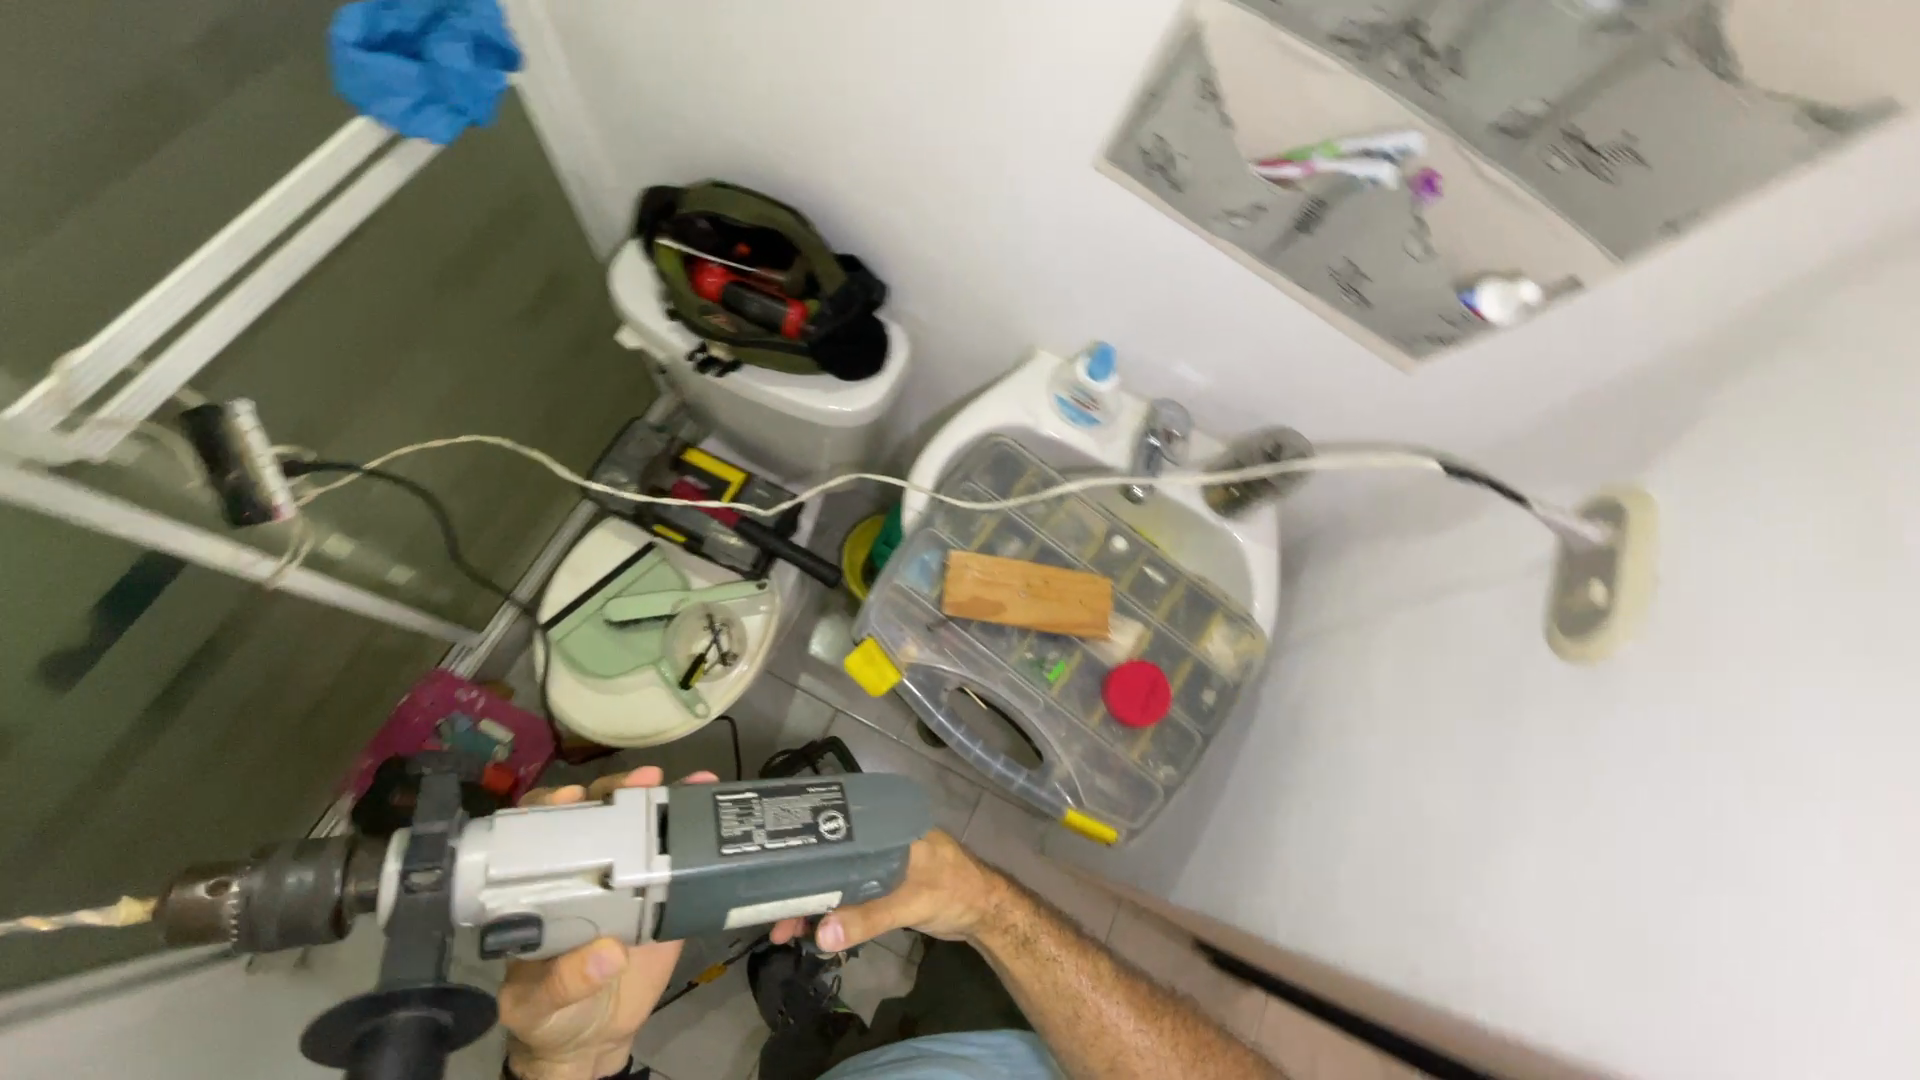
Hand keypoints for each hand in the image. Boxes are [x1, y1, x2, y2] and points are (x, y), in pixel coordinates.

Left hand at [498, 766, 717, 1079]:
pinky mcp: (665, 896)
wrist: (595, 1038)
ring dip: (665, 799)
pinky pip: (681, 862)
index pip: (541, 834)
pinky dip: (699, 833)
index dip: (554, 808)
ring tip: (690, 783)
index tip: (574, 797)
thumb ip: (562, 982)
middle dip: (620, 790)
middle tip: (644, 781)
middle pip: (599, 817)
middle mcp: (586, 872)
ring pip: (642, 828)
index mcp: (545, 889)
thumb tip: (607, 955)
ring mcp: (628, 880)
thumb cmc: (550, 1016)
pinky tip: (714, 808)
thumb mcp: (539, 1005)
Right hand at [771, 829, 1009, 952]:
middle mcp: (879, 840)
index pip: (837, 829)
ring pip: (837, 879)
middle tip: (774, 915)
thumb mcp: (911, 903)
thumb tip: (821, 934)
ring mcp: (880, 863)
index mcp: (885, 827)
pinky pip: (849, 895)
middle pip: (832, 859)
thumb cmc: (953, 891)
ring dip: (814, 902)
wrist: (984, 913)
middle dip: (804, 885)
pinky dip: (831, 911)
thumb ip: (869, 917)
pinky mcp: (883, 886)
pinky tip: (811, 929)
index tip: (774, 868)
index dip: (806, 849)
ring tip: (785, 929)